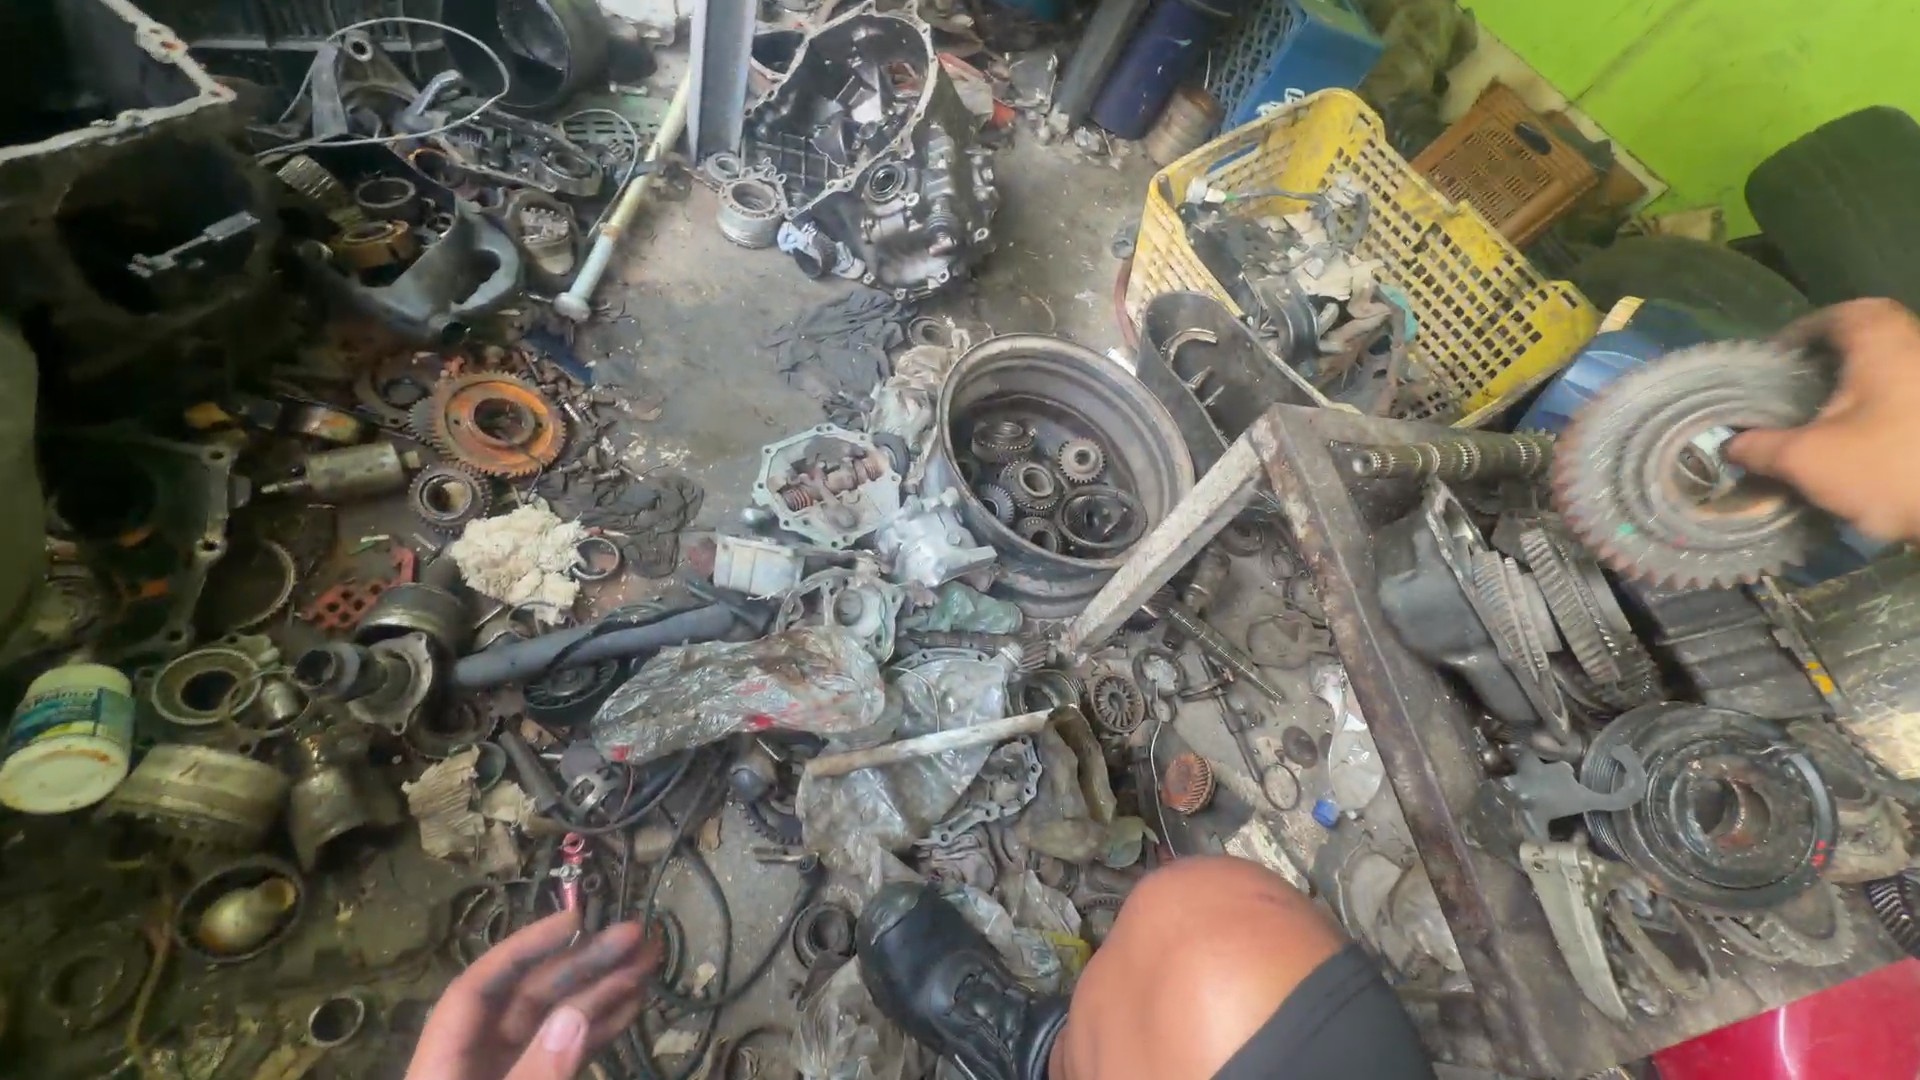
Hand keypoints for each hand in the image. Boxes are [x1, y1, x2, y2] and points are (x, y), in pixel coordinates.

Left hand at [405, 909, 659, 1079]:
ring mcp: (506, 1078)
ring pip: (557, 1021)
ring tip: (650, 960)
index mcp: (442, 1068)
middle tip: (636, 933)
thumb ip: (533, 1076)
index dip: (523, 948)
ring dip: (605, 988)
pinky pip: (567, 1052)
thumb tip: (576, 1013)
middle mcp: (475, 1062)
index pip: (476, 989)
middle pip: (528, 998)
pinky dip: (600, 1027)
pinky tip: (634, 1002)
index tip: (574, 919)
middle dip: (585, 962)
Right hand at [1728, 298, 1919, 542]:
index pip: (1854, 314)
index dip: (1812, 326)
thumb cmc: (1893, 467)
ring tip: (1815, 425)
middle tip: (1788, 393)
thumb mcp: (1803, 460)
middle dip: (1828, 365)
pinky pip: (1906, 407)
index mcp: (1890, 354)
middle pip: (1875, 346)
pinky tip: (1854, 447)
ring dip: (1854, 395)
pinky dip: (1879, 417)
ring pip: (1893, 378)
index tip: (1778, 355)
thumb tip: (1732, 444)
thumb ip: (1757, 446)